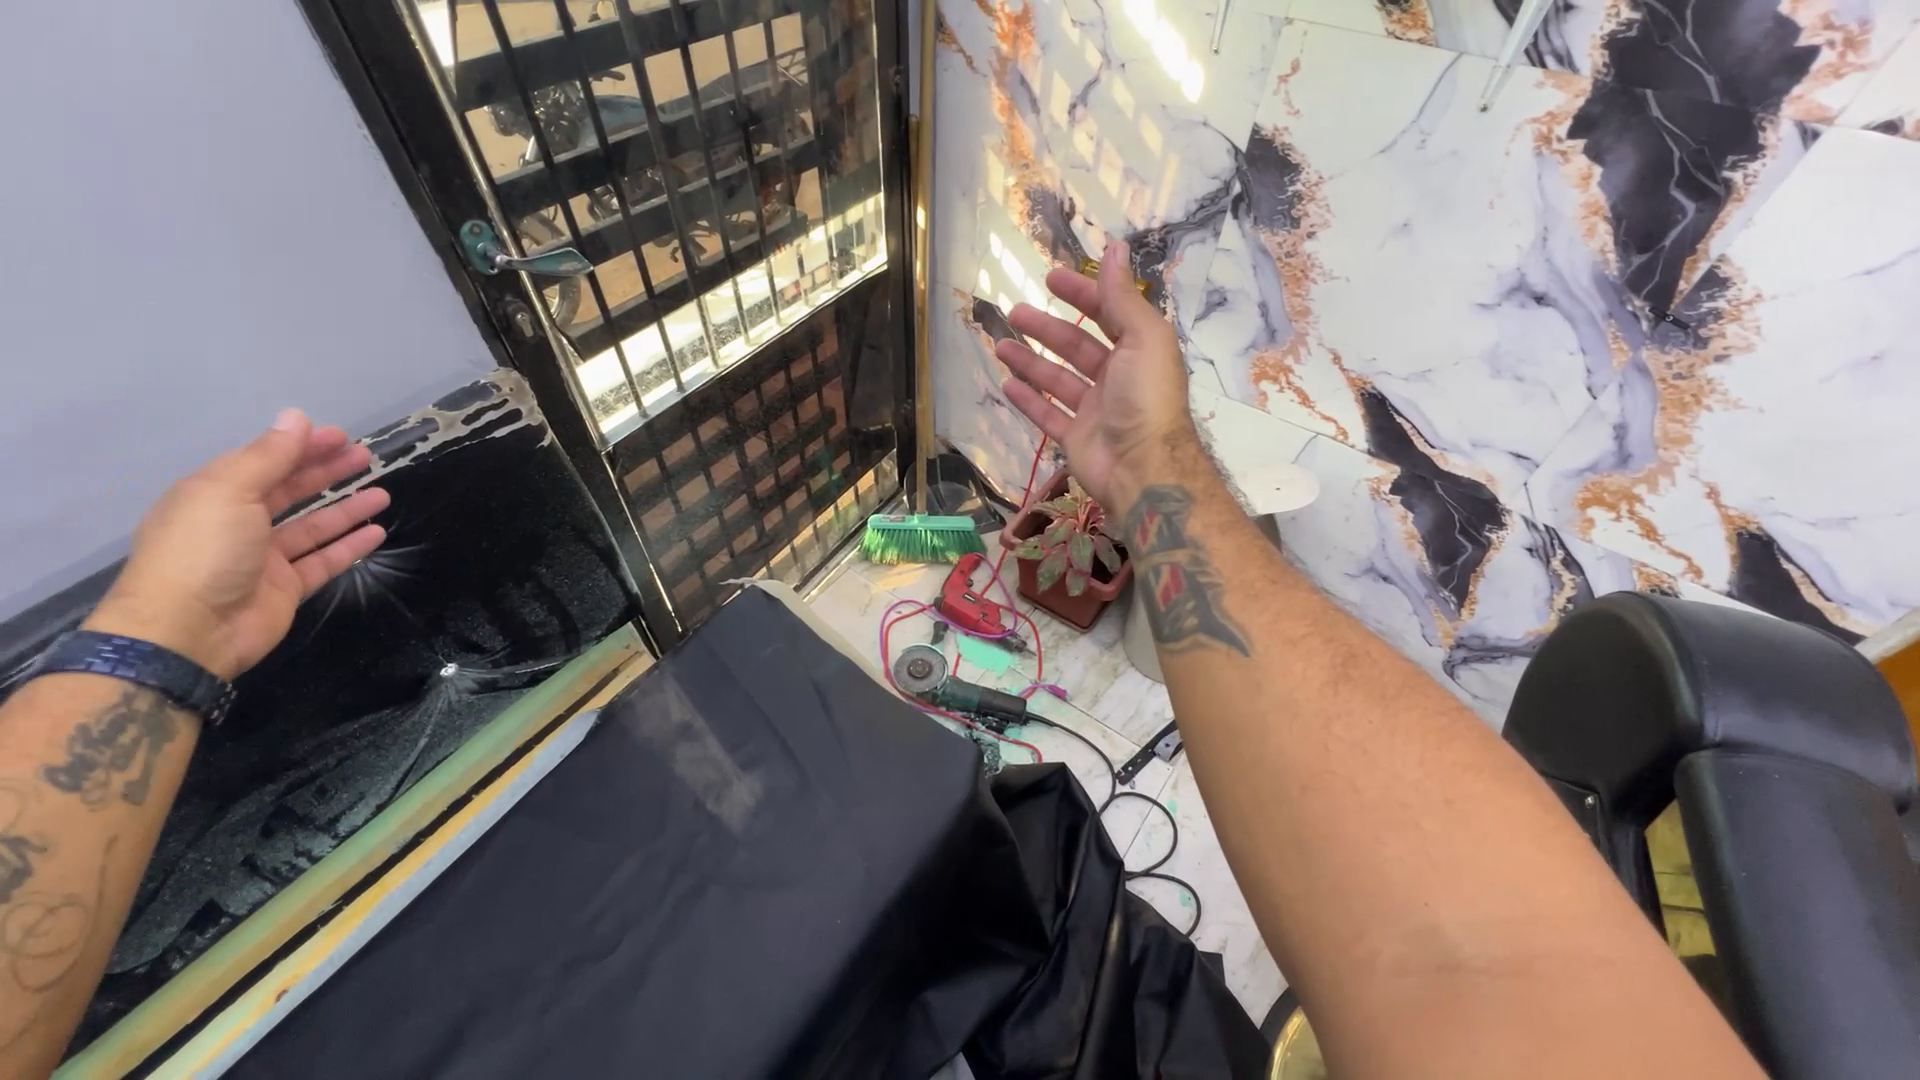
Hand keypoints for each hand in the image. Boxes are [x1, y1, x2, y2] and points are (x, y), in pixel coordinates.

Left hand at [85, 409, 390, 680]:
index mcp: (214, 496)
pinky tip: (376, 532)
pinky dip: (350, 546)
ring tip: (383, 493)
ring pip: (312, 526)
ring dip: (346, 508)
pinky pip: (324, 560)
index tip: (340, 436)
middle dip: (326, 472)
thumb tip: (296, 418)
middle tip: (365, 457)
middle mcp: (238, 523)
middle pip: (289, 491)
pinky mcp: (286, 587)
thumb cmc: (203, 552)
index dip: (300, 447)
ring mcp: (264, 558)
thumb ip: (267, 457)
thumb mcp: (228, 492)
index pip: (263, 463)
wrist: (188, 630)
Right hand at [995, 241, 1197, 513]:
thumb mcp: (1142, 337)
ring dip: (1030, 360)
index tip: (1051, 278)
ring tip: (1000, 345)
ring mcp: (1097, 410)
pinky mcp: (1077, 438)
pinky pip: (1048, 415)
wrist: (1144, 469)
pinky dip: (1029, 400)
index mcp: (1139, 351)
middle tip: (1014, 312)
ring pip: (1058, 379)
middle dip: (1046, 327)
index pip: (1108, 313)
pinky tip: (1007, 383)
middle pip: (1077, 346)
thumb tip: (1114, 246)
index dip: (1082, 294)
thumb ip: (1122, 296)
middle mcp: (1118, 377)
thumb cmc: (1147, 398)